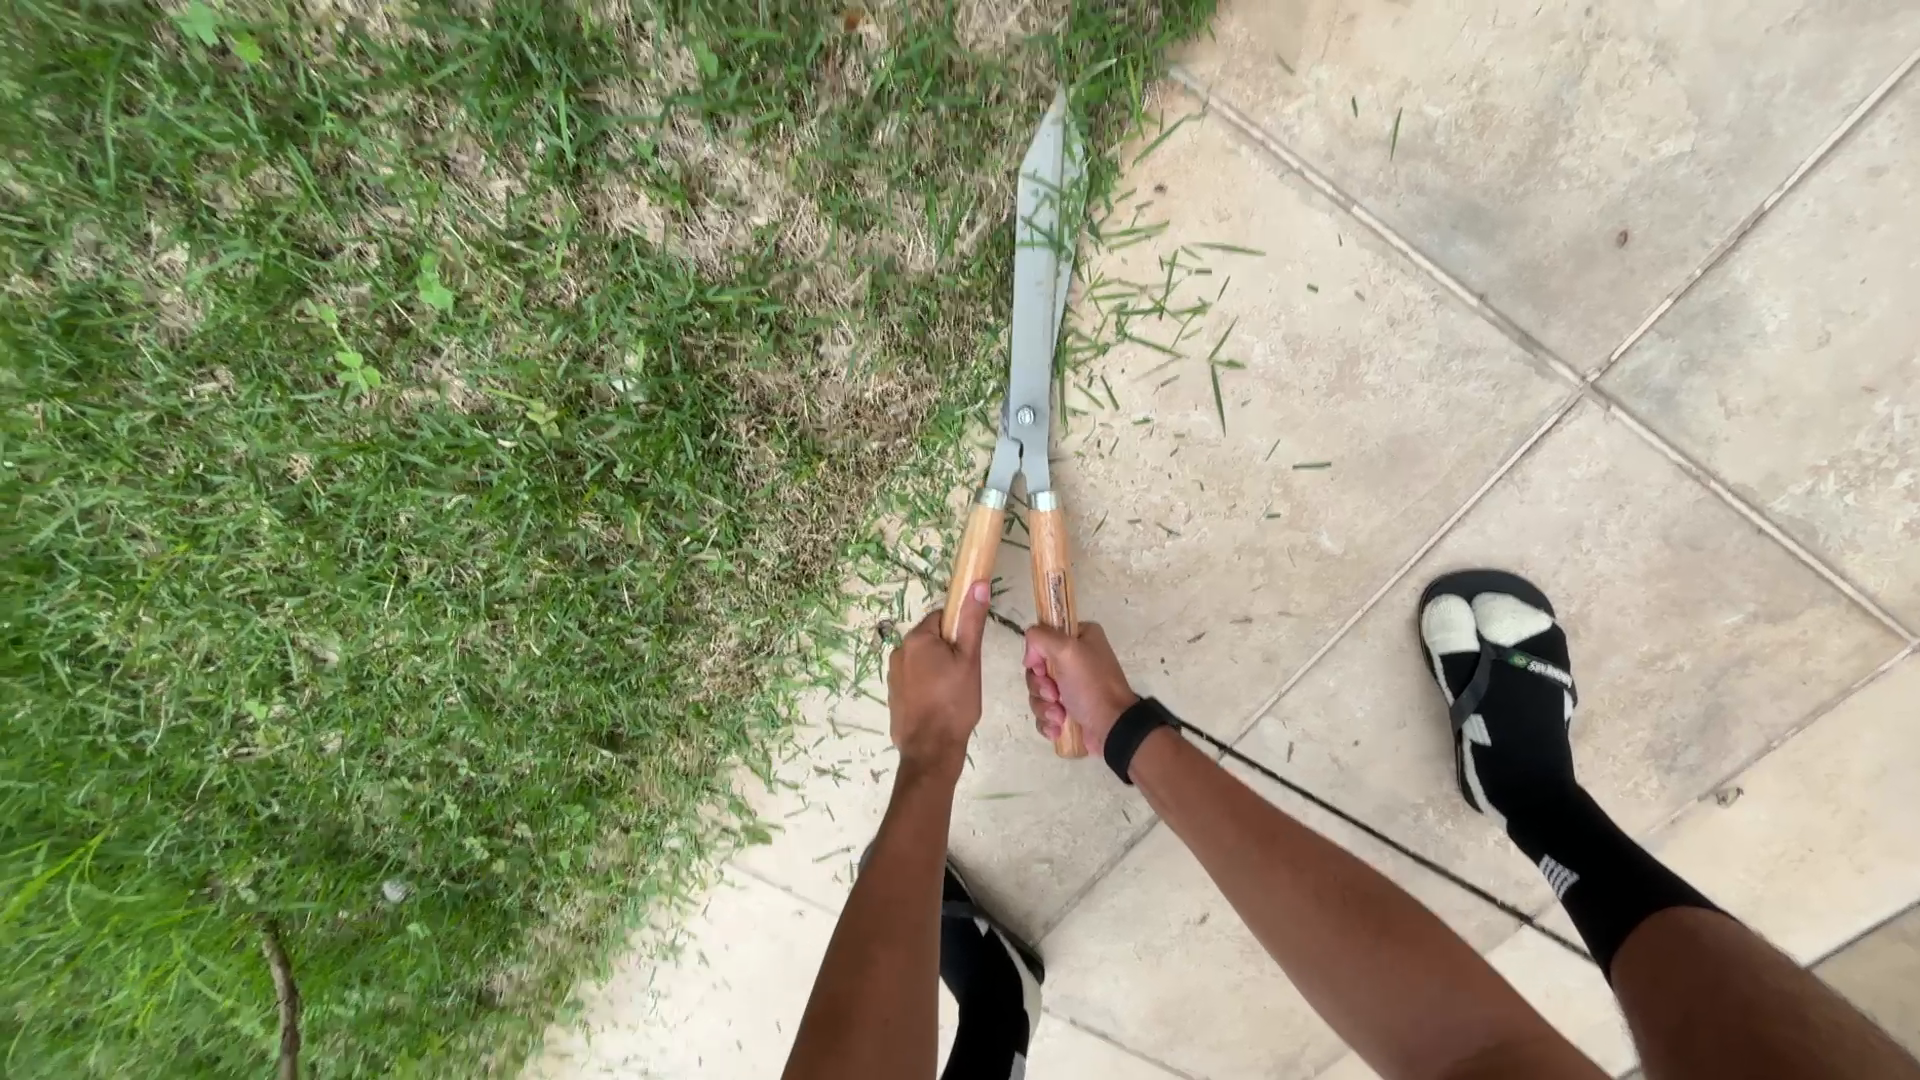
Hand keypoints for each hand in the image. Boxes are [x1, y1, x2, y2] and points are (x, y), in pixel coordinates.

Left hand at [886, 580, 990, 779]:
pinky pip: (915, 680)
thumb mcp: (970, 658)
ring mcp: (893, 675)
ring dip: (938, 669)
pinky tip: (941, 704)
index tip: (969, 651)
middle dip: (949, 652)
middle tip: (966, 674)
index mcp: (917, 638)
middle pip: (931, 639)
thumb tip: (976, 583)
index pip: (942, 618)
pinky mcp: (893, 696)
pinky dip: (928, 686)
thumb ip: (972, 621)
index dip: (959, 632)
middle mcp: (899, 652)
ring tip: (955, 692)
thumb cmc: (954, 702)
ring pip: (923, 661)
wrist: (931, 749)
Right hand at [1023, 622, 1138, 757]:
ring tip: (1059, 716)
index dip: (1037, 655)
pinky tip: (1057, 728)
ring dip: (1044, 706)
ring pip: (1038, 691)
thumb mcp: (1066, 651)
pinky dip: (1047, 721)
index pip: (1043, 638)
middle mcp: (1076, 658)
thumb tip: (1030, 656)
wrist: (1113, 728)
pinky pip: (1044, 711)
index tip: (1041, 669)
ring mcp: (1072, 685)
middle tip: (1054, 695)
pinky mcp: (1069, 709)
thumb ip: (1040, 637)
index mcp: (1080, 637)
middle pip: (1037, 668)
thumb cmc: (1091, 685)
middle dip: (1040, 686)